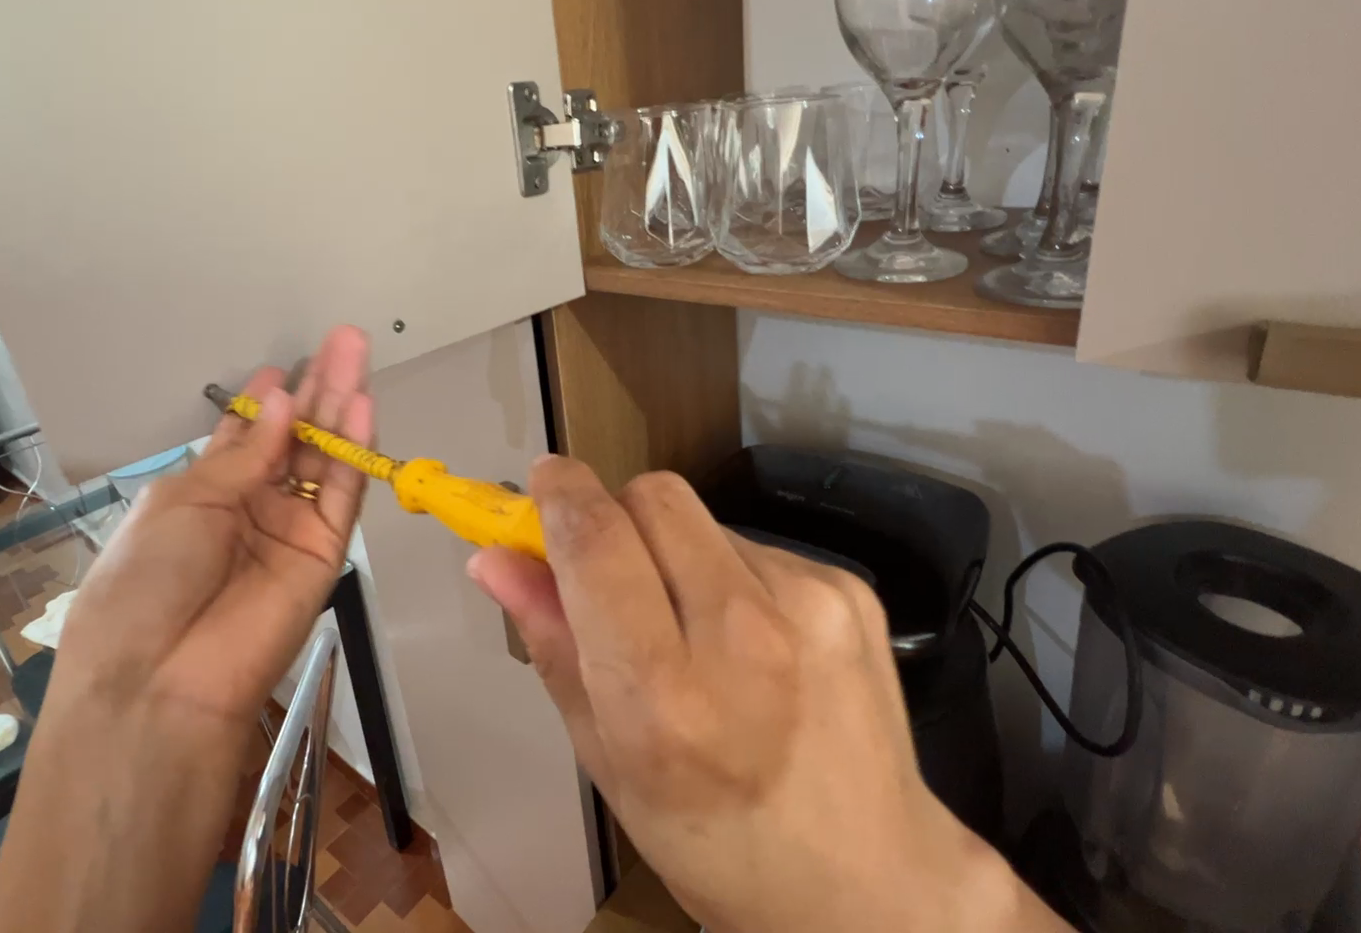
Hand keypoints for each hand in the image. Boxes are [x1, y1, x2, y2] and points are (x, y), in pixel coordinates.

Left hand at [53, 324, 373, 724]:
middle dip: (318, 387)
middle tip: (344, 338)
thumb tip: (282, 401)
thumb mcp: (182, 504)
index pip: (247, 435)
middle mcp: (255, 503)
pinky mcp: (328, 550)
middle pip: (296, 436)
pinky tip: (363, 406)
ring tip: (358, 353)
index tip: (282, 365)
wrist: (162, 678)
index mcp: (206, 492)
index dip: (265, 399)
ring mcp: (295, 526)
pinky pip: (345, 494)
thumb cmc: (147, 582)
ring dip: (343, 406)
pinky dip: (356, 451)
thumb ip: (245, 455)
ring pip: (326, 457)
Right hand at [468, 459, 1062, 932]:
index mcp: (664, 694)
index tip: (544, 482)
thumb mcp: (608, 760)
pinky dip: (733, 576)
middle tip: (615, 571)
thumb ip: (551, 645)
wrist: (866, 878)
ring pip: (705, 519)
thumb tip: (494, 559)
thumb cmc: (714, 840)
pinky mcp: (850, 590)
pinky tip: (754, 644)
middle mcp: (743, 633)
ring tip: (698, 633)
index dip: (560, 496)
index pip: (598, 544)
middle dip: (618, 516)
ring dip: (678, 554)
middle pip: (654, 497)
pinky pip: (757, 546)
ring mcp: (809, 602)